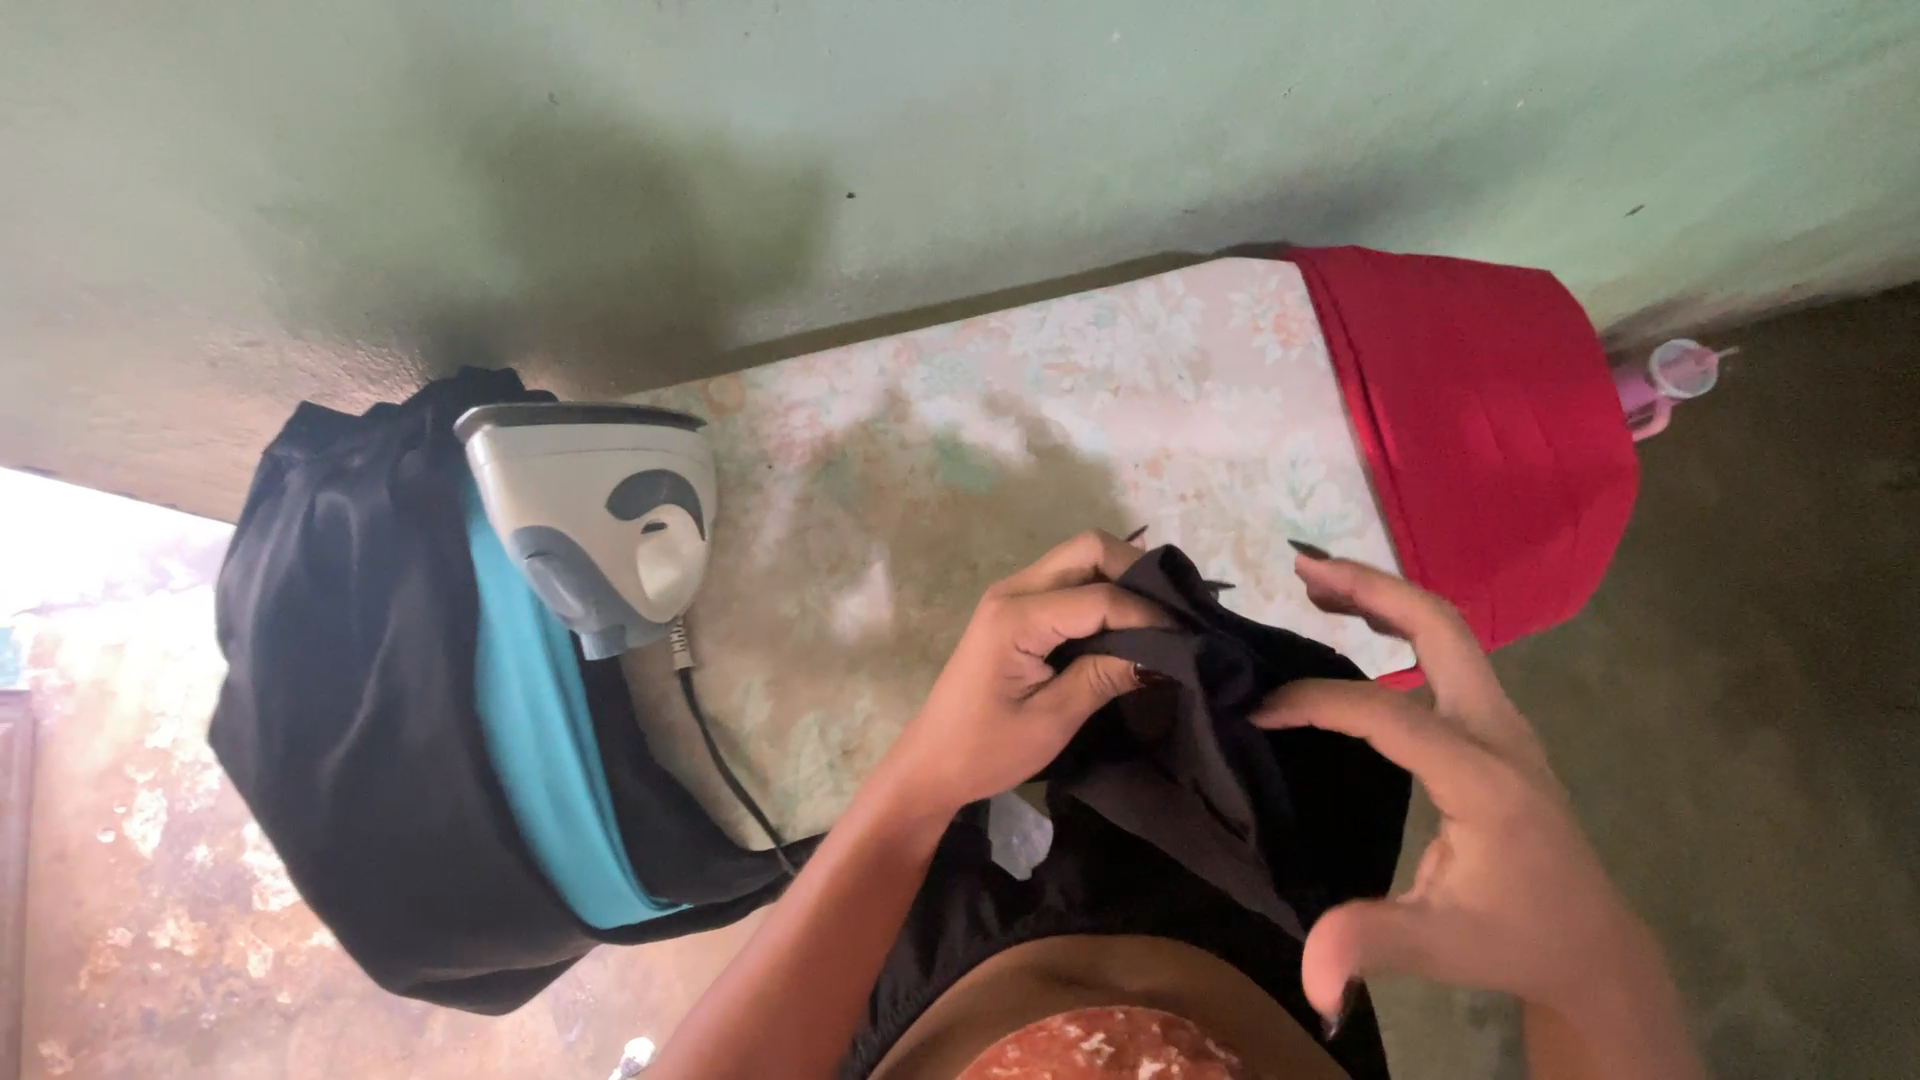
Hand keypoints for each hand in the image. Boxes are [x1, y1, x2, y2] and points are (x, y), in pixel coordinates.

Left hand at [880, 530, 1169, 818]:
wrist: (932, 763)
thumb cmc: (986, 750)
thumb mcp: (1052, 720)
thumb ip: (1106, 677)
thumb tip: (1168, 655)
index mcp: (1016, 617)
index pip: (1100, 597)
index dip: (1148, 617)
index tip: (1188, 644)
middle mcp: (1012, 590)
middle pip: (1088, 550)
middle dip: (1137, 573)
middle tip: (1173, 618)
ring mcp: (1011, 594)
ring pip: (1079, 559)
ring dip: (1121, 579)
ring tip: (1158, 621)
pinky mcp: (1015, 608)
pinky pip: (1067, 581)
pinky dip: (1102, 593)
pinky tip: (1126, 625)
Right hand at [1255, 554, 1658, 1028]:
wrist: (1592, 943)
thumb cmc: (1515, 938)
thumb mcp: (1442, 947)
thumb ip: (1371, 945)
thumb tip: (1309, 983)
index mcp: (1482, 776)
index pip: (1385, 712)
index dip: (1313, 703)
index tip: (1256, 711)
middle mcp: (1497, 730)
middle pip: (1440, 628)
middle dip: (1369, 588)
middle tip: (1299, 567)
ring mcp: (1501, 720)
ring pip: (1446, 629)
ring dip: (1380, 596)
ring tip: (1313, 582)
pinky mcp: (1492, 724)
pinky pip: (1443, 651)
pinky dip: (1394, 622)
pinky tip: (1355, 626)